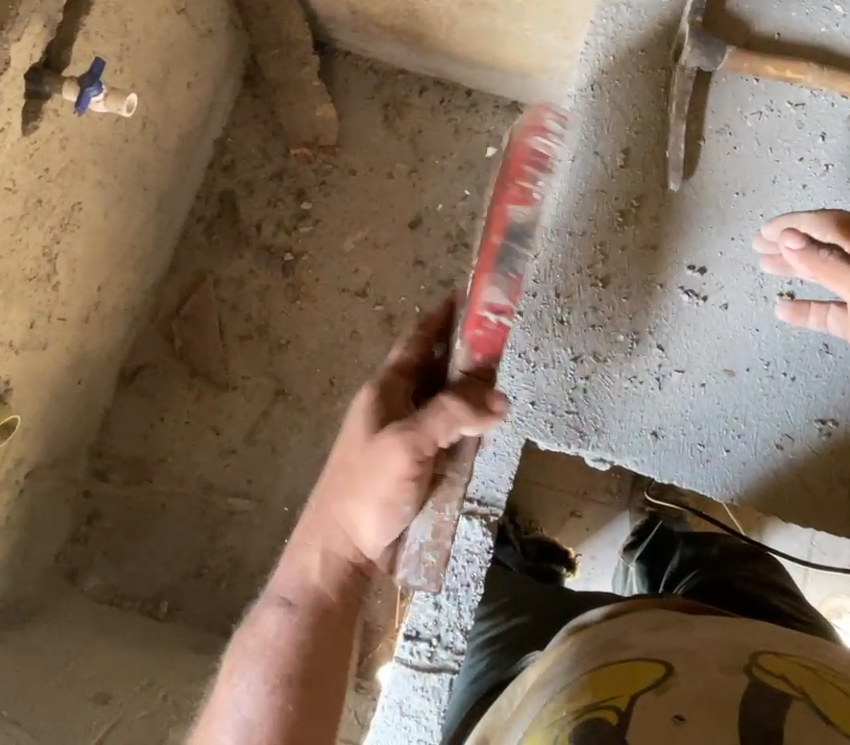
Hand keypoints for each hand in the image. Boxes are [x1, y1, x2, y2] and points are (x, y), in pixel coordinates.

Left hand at [295, 298, 508, 573]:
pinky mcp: (418, 466)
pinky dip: (471, 428)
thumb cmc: (365, 490)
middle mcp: (397, 406)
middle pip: (438, 369)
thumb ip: (453, 414)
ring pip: (447, 403)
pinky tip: (491, 430)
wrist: (341, 553)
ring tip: (508, 386)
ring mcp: (407, 437)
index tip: (475, 295)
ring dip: (473, 395)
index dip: (444, 315)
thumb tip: (501, 399)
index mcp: (386, 389)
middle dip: (469, 356)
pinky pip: (451, 435)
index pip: (419, 339)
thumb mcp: (408, 444)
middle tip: (508, 345)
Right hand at [753, 210, 849, 436]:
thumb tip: (789, 238)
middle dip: (793, 242)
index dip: (799, 224)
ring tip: (764, 266)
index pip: (835, 226)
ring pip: (826, 277)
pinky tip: (783, 310)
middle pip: (828, 247)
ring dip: (796, 269)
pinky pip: (829, 313)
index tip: (766, 230)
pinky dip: (806, 309)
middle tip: (758, 243)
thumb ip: (832, 266)